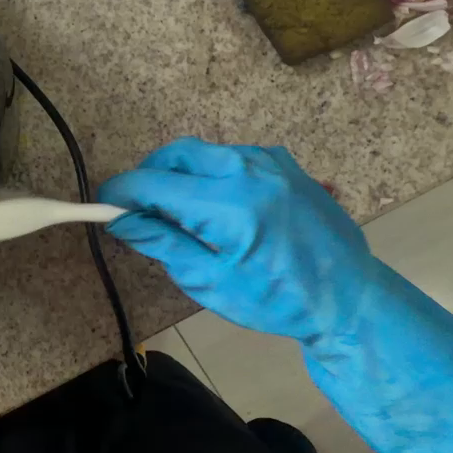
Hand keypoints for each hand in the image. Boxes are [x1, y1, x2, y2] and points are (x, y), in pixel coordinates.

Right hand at [98, 137, 452, 452]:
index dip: (118, 195)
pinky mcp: (284, 164)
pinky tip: (213, 208)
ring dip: (178, 175)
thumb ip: (159, 241)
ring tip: (177, 214)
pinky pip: (229, 157)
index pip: (150, 183)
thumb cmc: (274, 299)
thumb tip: (118, 219)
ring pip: (201, 152)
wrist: (349, 298)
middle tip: (139, 211)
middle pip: (174, 154)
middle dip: (147, 177)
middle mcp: (247, 169)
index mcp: (227, 204)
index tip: (103, 209)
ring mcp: (269, 162)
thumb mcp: (207, 279)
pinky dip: (207, 174)